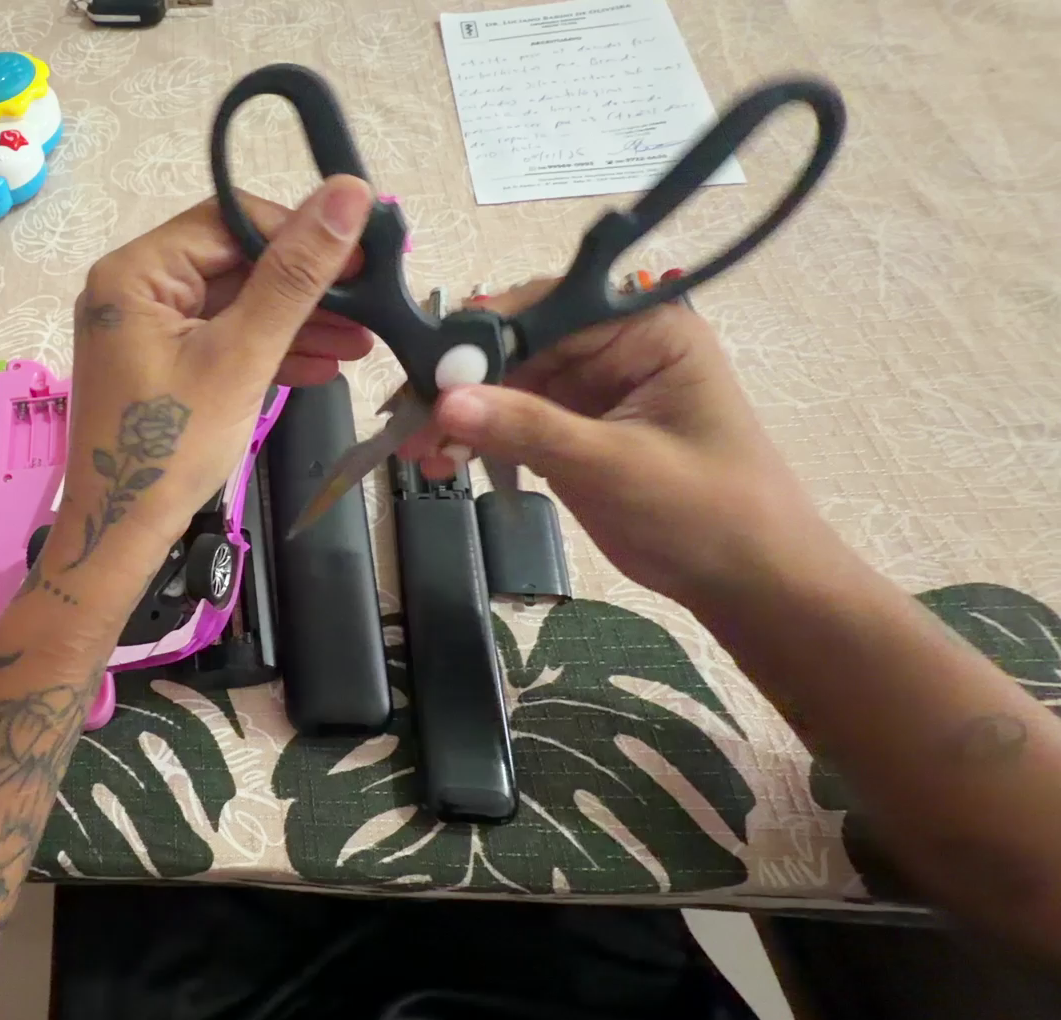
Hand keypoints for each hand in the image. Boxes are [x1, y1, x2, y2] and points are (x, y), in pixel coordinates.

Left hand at [43, 177, 374, 578]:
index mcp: (134, 274)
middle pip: (233, 265)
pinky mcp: (157, 363)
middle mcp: (131, 291)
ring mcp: (143, 330)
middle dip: (304, 289)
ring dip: (294, 324)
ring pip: (232, 307)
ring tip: (359, 342)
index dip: (300, 231)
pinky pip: (218, 340)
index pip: (229, 221)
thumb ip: (294, 276)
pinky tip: (319, 365)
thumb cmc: (171, 445)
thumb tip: (347, 193)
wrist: (123, 530)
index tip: (363, 253)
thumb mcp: (240, 356)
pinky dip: (264, 351)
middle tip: (370, 304)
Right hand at [411, 279, 842, 608]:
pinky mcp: (565, 429)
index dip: (479, 340)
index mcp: (642, 330)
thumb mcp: (613, 464)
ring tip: (417, 456)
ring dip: (454, 419)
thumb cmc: (704, 511)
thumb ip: (528, 428)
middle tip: (406, 425)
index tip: (427, 379)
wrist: (742, 579)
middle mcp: (609, 349)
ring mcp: (584, 391)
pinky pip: (504, 423)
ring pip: (498, 388)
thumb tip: (445, 402)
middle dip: (457, 386)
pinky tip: (442, 465)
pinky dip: (471, 442)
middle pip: (510, 348)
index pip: (543, 311)